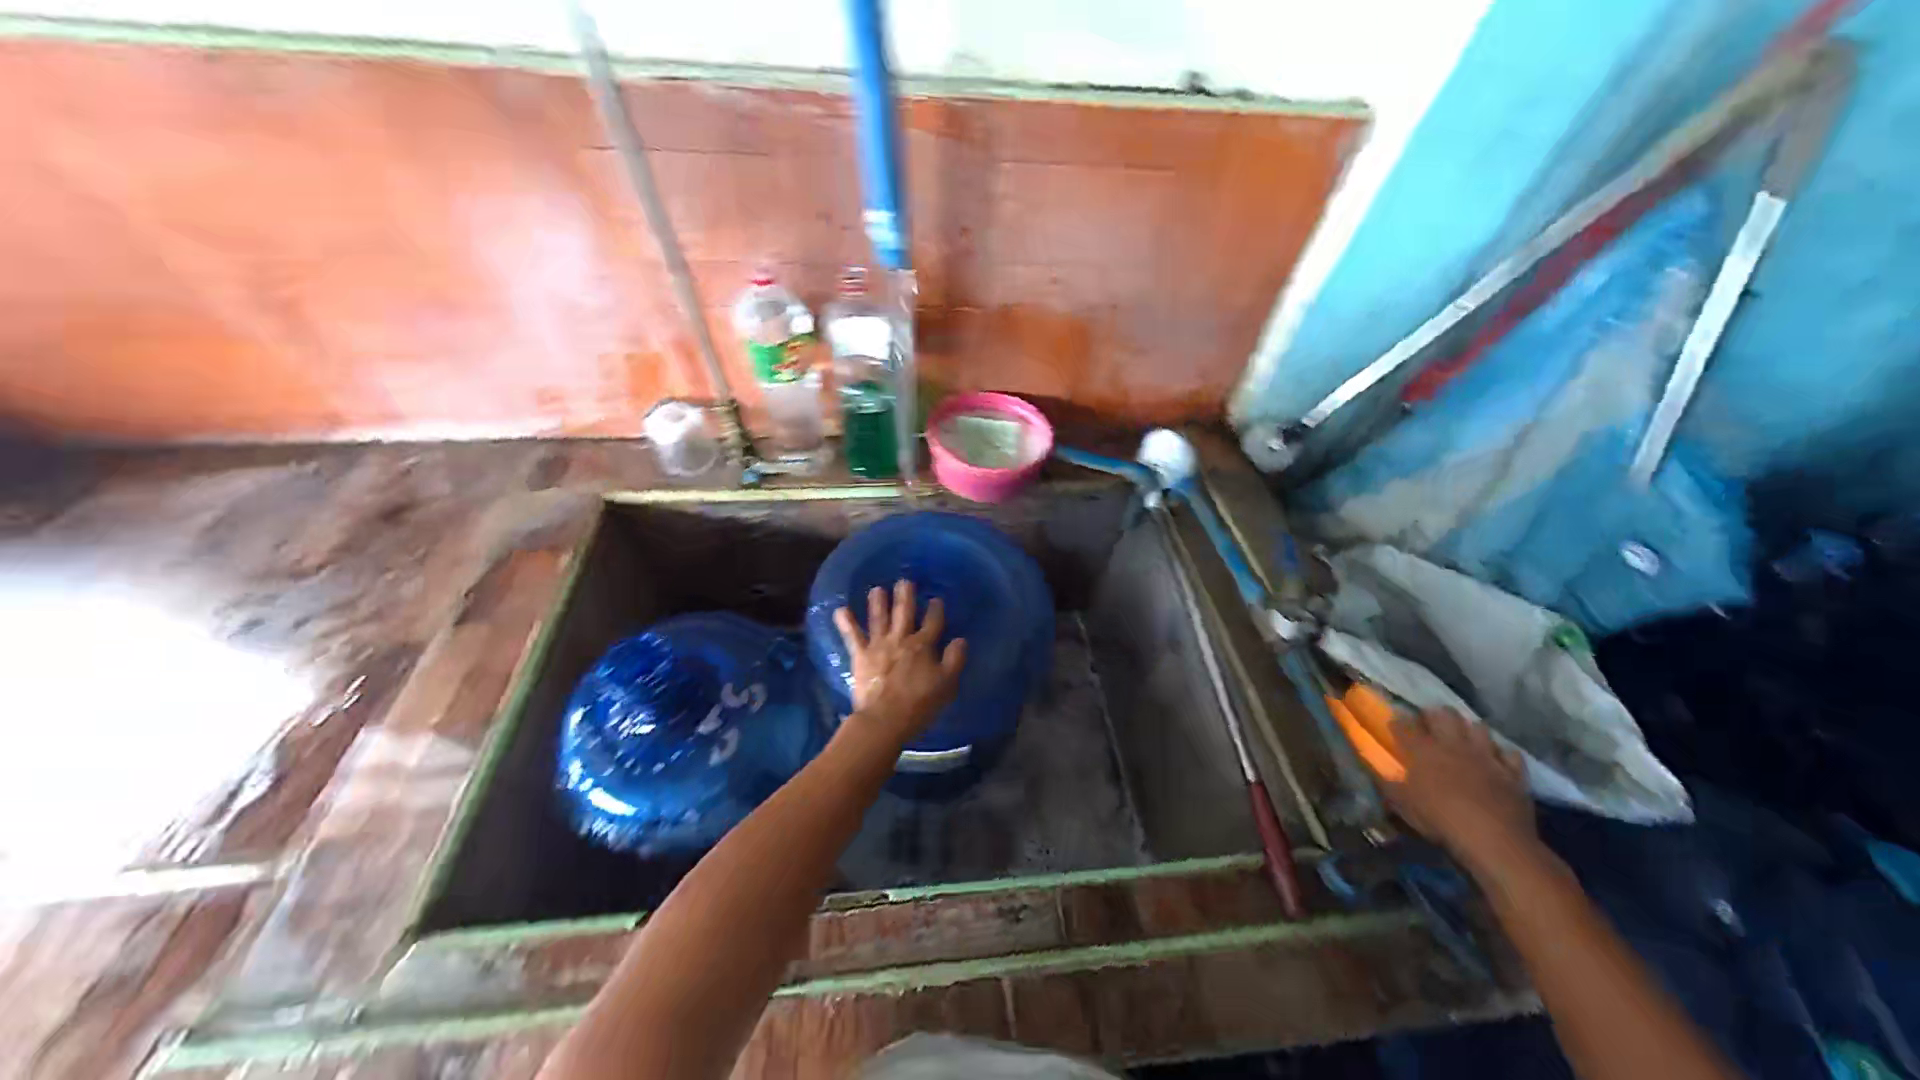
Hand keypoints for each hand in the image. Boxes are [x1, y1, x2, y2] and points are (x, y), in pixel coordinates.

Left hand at [832, 580, 966, 746]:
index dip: (936, 610)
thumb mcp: (947, 684)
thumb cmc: (920, 704)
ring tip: (877, 589)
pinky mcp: (861, 655)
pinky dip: (846, 623)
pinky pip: (852, 636)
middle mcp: (901, 639)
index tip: (936, 600)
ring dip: (878, 602)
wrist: (885, 718)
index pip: (933, 622)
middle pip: (904, 612)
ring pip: (879, 618)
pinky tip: (840, 610)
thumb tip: (961, 639)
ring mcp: (879, 645)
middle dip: (905, 596)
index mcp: (923, 645)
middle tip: (904, 581)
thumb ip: (955, 659)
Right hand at [1383, 708, 1537, 873]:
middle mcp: (1454, 745)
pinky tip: (1496, 758)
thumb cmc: (1440, 820)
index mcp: (1423, 751)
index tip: (1394, 722)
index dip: (1398, 721)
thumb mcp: (1403, 805)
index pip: (1405, 725)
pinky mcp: (1512, 772)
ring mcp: (1487, 756)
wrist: (1494, 839)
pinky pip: (1509, 753)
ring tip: (1463, 736)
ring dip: (1469, 728)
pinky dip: (1502, 753)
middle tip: (1428, 722)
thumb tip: (1375, 771)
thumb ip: (1388, 784)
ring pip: (1478, 726)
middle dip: (1434, 714)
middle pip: (1444, 714)